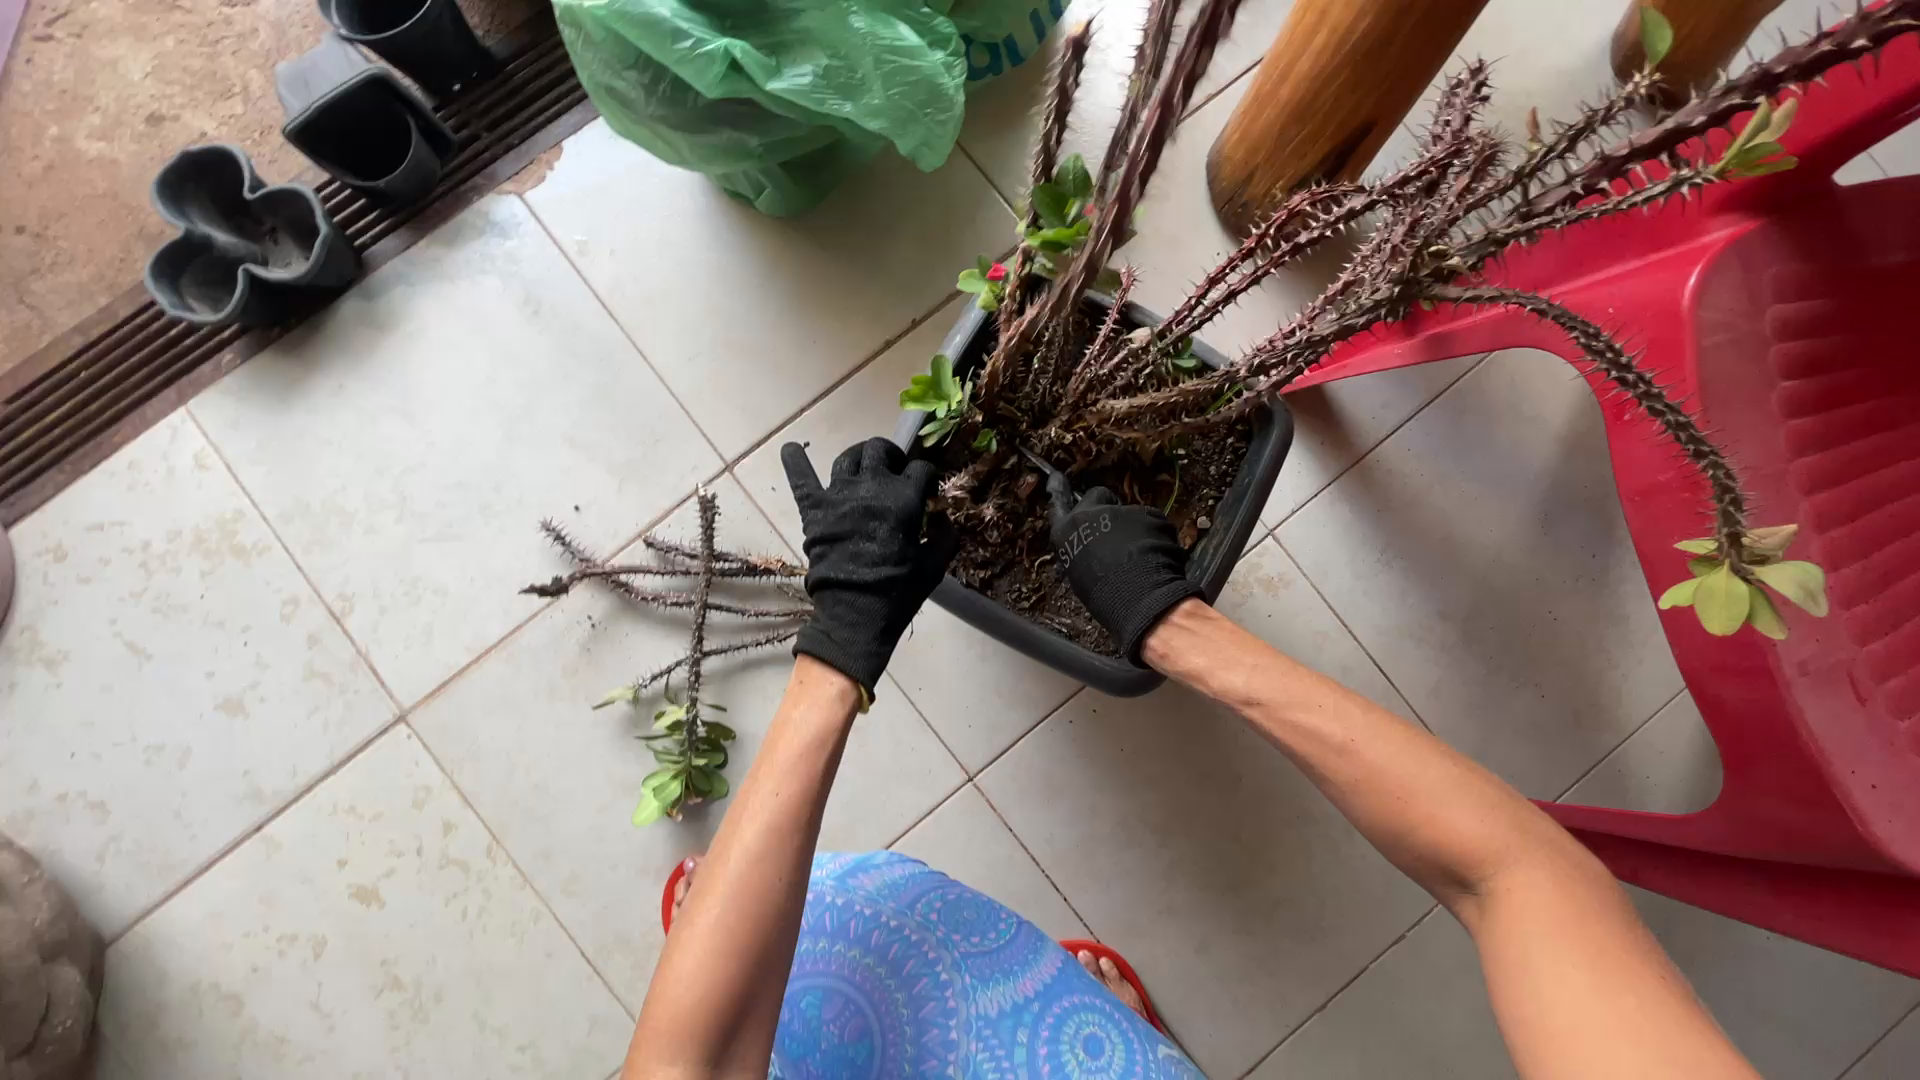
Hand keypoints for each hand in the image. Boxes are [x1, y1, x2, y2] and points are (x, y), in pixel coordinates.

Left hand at [782, 438, 956, 695]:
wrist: (855, 615)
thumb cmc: (899, 593)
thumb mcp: (935, 567)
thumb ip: (946, 537)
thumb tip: (943, 519)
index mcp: (904, 500)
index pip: (921, 469)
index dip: (928, 477)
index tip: (929, 490)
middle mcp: (871, 489)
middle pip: (880, 450)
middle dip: (893, 456)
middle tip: (896, 471)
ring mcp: (839, 497)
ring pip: (848, 457)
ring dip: (860, 456)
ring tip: (865, 466)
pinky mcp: (814, 510)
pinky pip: (801, 478)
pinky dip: (796, 461)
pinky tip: (792, 448)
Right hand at [1048, 476, 1201, 659]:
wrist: (1139, 596)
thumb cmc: (1105, 595)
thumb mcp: (1081, 573)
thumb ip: (1084, 549)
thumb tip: (1094, 546)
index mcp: (1067, 531)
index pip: (1060, 505)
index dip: (1062, 493)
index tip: (1058, 480)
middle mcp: (1091, 514)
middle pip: (1100, 498)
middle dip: (1110, 510)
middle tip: (1120, 534)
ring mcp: (1122, 511)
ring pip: (1131, 513)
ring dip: (1138, 527)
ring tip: (1143, 556)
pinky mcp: (1149, 514)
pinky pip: (1154, 521)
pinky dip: (1158, 535)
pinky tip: (1159, 555)